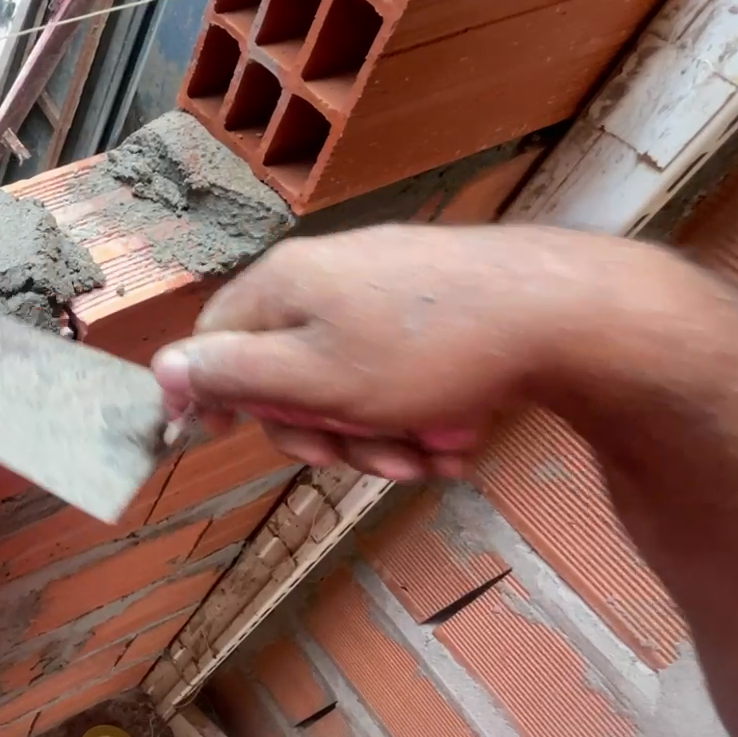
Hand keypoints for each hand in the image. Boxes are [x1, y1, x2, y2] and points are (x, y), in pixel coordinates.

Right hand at [150, 225, 698, 479]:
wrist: (578, 315)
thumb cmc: (425, 354)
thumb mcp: (309, 378)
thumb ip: (229, 374)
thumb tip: (160, 368)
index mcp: (281, 286)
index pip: (211, 341)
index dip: (210, 394)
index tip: (223, 435)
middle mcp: (320, 276)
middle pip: (277, 370)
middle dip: (314, 429)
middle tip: (352, 460)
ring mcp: (375, 286)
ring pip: (336, 379)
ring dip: (368, 433)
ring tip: (422, 457)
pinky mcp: (422, 301)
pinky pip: (385, 368)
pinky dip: (406, 411)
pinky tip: (448, 436)